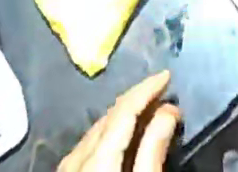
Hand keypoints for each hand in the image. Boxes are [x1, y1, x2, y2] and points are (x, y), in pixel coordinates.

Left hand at [58, 71, 179, 171]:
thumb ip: (152, 152)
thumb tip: (169, 110)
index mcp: (97, 155)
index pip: (124, 107)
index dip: (147, 87)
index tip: (167, 75)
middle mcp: (77, 153)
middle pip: (111, 115)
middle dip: (138, 100)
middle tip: (164, 95)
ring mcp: (68, 165)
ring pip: (100, 127)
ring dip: (125, 115)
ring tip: (149, 110)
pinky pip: (91, 143)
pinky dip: (111, 132)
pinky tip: (123, 135)